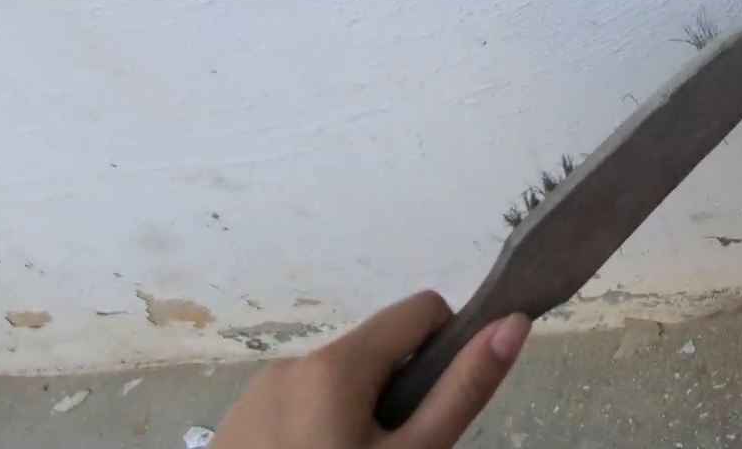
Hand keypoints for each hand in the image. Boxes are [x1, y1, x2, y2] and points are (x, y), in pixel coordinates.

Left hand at [211, 291, 530, 448]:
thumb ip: (464, 388)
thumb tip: (515, 321)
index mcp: (336, 362)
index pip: (423, 309)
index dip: (446, 348)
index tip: (436, 408)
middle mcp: (290, 364)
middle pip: (380, 349)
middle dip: (399, 391)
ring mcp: (251, 399)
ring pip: (340, 380)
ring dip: (359, 412)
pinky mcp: (227, 432)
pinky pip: (298, 406)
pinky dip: (318, 431)